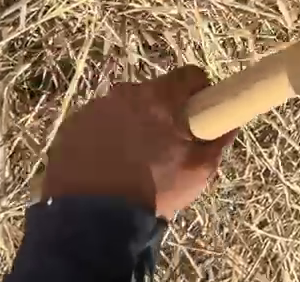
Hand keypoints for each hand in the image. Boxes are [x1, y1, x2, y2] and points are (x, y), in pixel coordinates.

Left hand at [41, 66, 233, 216]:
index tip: (198, 112)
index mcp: (161, 96)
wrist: (90, 224)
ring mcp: (94, 110)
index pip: (189, 75)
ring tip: (130, 159)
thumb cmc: (153, 190)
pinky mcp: (69, 130)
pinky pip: (95, 125)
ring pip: (123, 108)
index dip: (198, 91)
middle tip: (164, 143)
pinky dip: (103, 138)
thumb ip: (219, 139)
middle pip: (154, 92)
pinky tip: (105, 165)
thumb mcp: (200, 169)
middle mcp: (127, 93)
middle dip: (162, 110)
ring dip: (130, 123)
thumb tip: (230, 122)